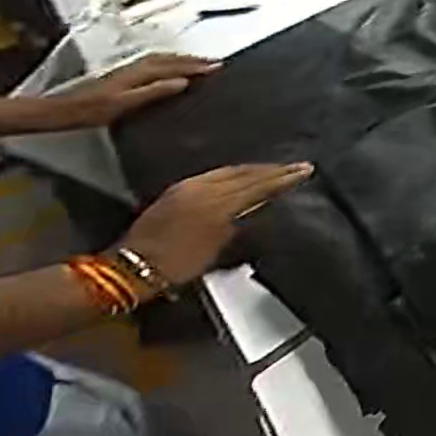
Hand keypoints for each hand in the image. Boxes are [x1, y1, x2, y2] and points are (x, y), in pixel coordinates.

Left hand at [35, 54, 217, 130]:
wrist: (57, 112)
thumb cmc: (91, 112)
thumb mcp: (124, 104)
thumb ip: (154, 91)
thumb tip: (183, 81)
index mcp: (138, 75)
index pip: (174, 67)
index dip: (197, 67)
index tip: (219, 67)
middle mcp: (134, 69)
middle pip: (168, 59)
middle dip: (193, 59)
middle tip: (215, 62)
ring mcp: (127, 71)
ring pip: (160, 59)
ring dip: (182, 58)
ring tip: (199, 61)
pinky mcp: (122, 76)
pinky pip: (153, 63)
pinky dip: (168, 61)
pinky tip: (170, 66)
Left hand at [116, 163, 314, 287]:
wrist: (128, 270)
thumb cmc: (180, 263)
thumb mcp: (221, 245)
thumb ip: (245, 219)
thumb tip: (266, 203)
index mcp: (217, 202)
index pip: (260, 184)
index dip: (285, 177)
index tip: (307, 170)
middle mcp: (202, 189)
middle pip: (247, 173)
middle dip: (275, 169)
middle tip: (298, 165)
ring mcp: (187, 188)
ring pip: (232, 170)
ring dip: (257, 168)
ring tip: (276, 168)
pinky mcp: (177, 191)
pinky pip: (216, 173)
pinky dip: (237, 171)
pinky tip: (244, 173)